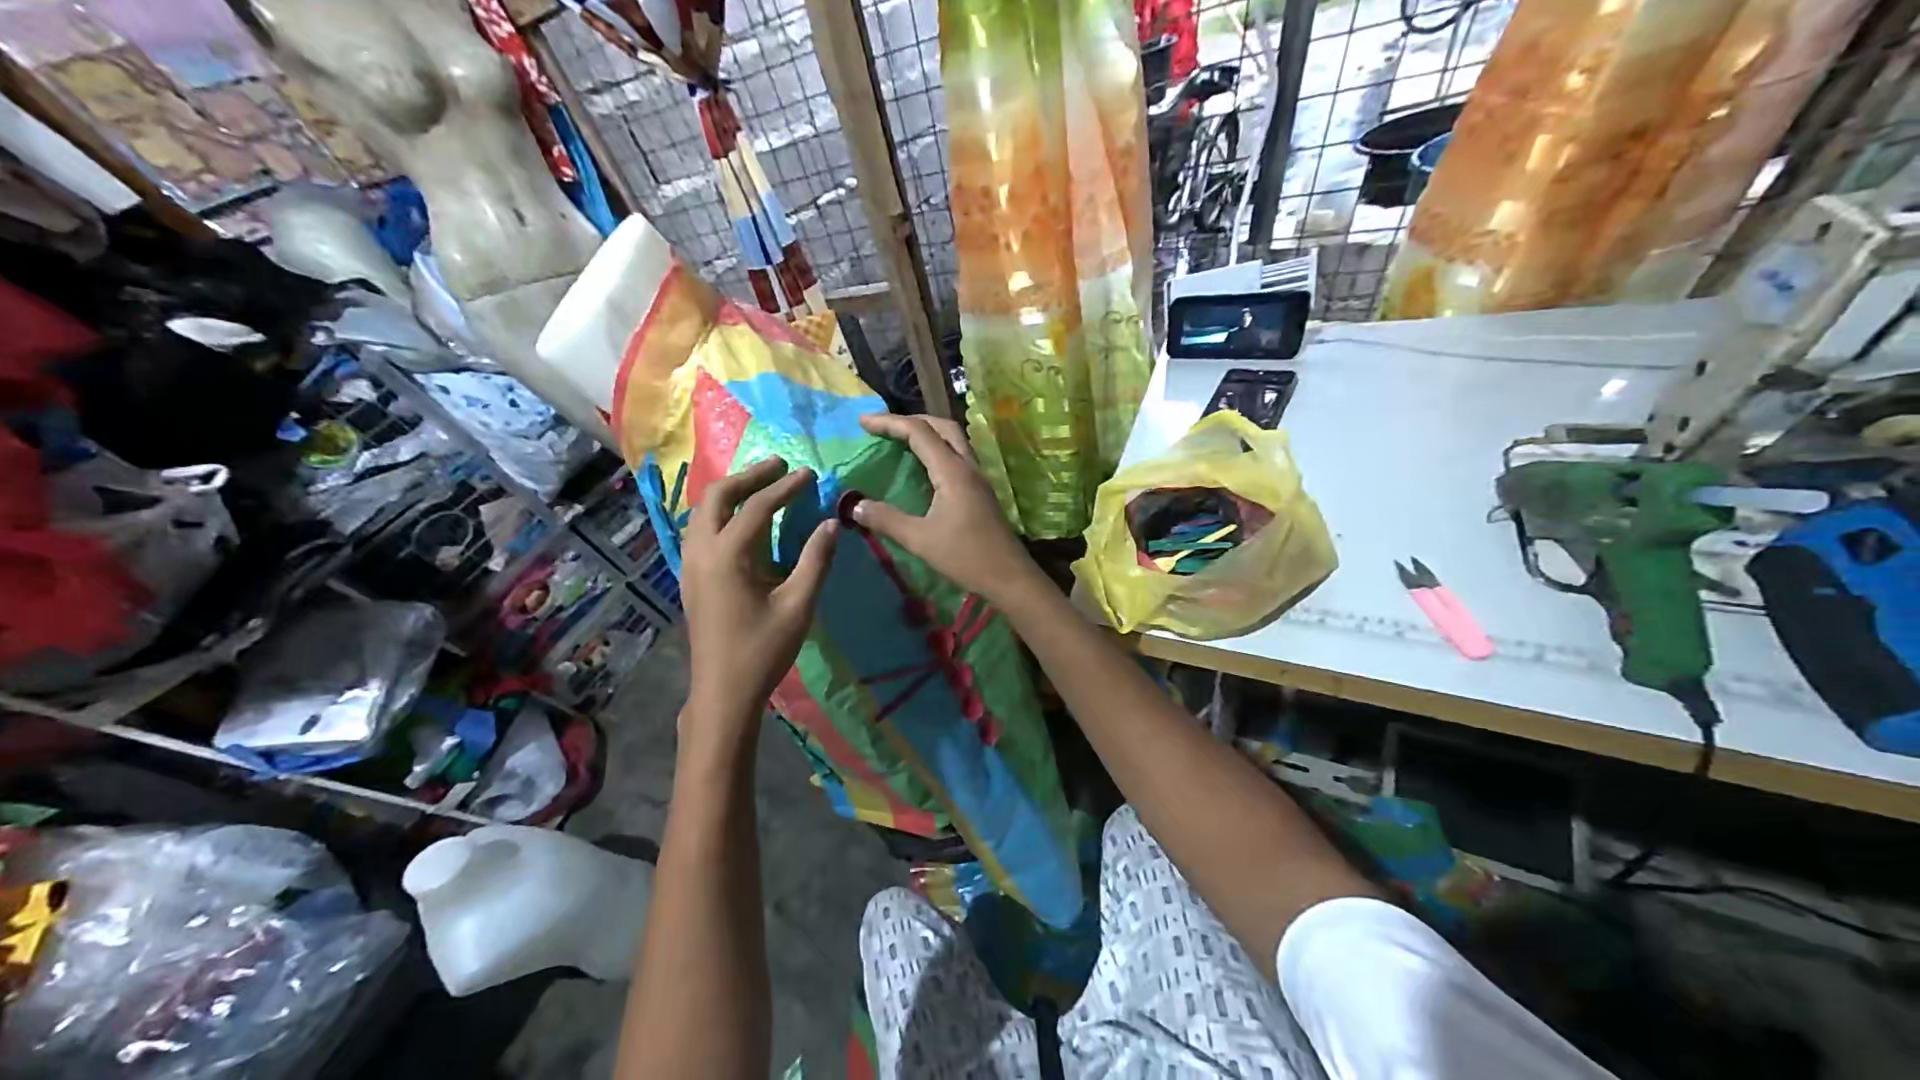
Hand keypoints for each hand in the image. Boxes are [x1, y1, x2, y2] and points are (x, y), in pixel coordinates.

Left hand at [680, 458, 837, 739]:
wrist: (723, 692)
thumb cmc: (763, 651)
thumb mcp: (798, 606)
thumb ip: (815, 560)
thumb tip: (831, 523)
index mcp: (727, 556)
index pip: (757, 507)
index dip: (785, 487)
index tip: (809, 474)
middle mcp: (701, 552)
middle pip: (718, 496)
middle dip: (750, 476)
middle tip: (780, 466)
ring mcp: (690, 565)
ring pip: (703, 511)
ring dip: (732, 492)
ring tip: (762, 485)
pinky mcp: (690, 578)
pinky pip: (700, 529)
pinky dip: (721, 512)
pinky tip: (742, 521)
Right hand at [853, 414, 1043, 605]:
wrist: (1010, 577)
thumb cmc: (966, 557)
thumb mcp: (920, 540)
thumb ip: (886, 519)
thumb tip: (855, 506)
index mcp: (952, 471)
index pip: (918, 432)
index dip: (889, 423)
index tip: (862, 422)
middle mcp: (968, 466)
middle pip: (941, 426)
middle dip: (910, 420)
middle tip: (883, 427)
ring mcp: (978, 478)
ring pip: (953, 440)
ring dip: (927, 433)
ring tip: (900, 440)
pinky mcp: (981, 491)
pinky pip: (958, 457)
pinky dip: (937, 450)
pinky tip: (924, 468)